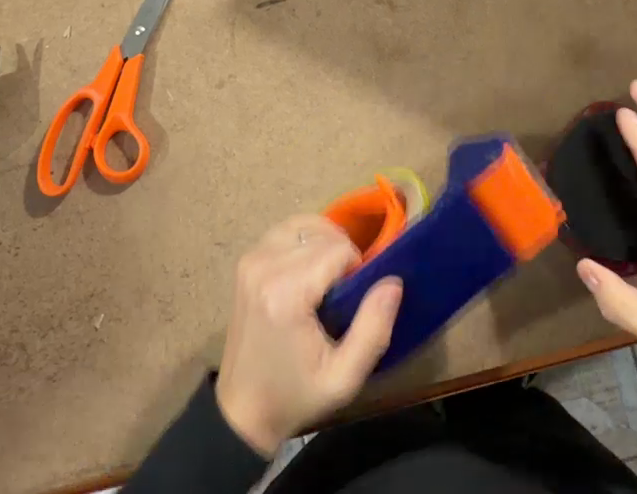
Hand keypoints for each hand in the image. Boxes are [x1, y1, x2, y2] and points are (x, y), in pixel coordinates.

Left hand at [215, 214, 402, 456]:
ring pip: (305, 225)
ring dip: (326, 243)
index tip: (355, 301)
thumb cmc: (296, 395)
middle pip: (323, 234)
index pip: (339, 249)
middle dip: (343, 256)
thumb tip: (393, 281)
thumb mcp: (345, 378)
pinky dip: (306, 240)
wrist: (243, 411)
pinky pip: (286, 231)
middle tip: (345, 295)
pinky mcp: (247, 261)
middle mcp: (264, 266)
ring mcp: (251, 260)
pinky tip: (311, 269)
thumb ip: (374, 328)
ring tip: (331, 278)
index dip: (358, 268)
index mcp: (286, 293)